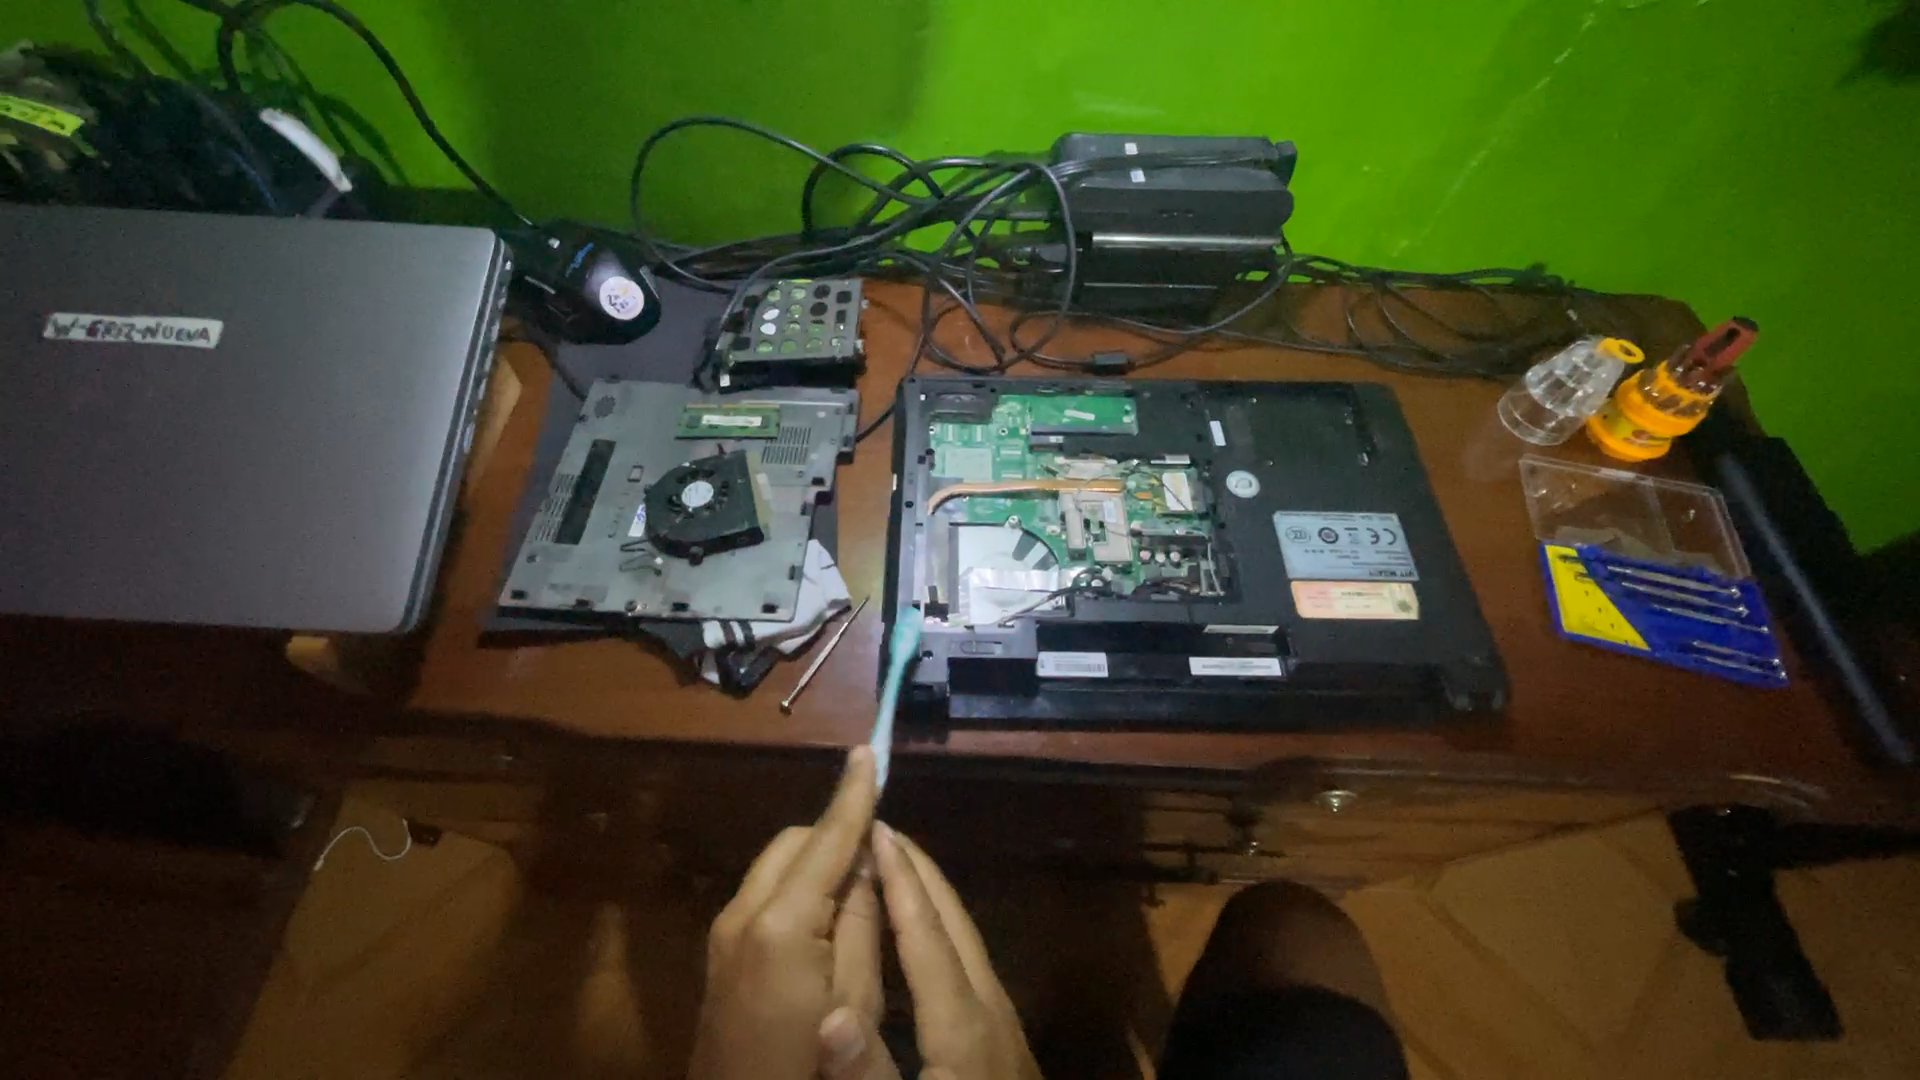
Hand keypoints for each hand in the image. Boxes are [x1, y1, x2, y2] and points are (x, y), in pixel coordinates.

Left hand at [689, 746, 882, 1079]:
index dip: (854, 795)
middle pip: (797, 842)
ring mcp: (724, 932)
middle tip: (878, 860)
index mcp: (782, 923)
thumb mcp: (855, 1003)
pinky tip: (822, 920)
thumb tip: (866, 863)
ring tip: (855, 894)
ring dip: (816, 861)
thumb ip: (862, 923)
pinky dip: (797, 886)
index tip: (868, 752)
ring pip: (779, 863)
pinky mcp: (719, 952)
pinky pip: (765, 892)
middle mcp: (743, 912)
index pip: (828, 839)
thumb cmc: (810, 1071)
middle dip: (836, 835)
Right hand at [818, 822, 1041, 1079]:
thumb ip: (868, 1074)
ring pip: (966, 936)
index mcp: (963, 1022)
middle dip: (919, 870)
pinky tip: (920, 937)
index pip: (927, 934)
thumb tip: (831, 1017)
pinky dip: (939, 927)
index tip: (877, 828)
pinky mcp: (1002, 1035)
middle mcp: (990, 1004)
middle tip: (881, 829)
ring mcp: (1002, 1018)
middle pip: (955, 921)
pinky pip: (967, 959)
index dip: (901, 879)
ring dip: (930, 895)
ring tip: (895, 866)